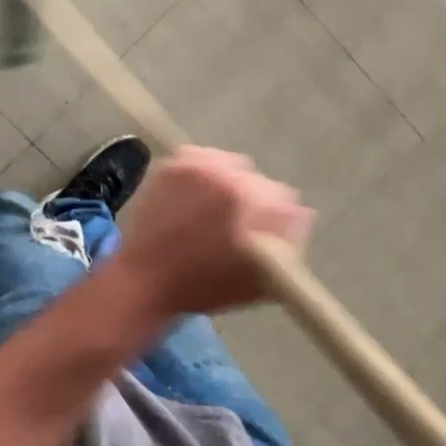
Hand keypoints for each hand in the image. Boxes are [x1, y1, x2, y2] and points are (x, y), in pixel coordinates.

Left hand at [113, 146, 314, 316]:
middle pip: (257, 180)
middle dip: (253, 200)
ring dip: (228, 184)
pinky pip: (201, 159)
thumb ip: (288, 243)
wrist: (144, 280)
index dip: (277, 219)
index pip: (284, 198)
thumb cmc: (204, 286)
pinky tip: (195, 198)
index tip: (264, 234)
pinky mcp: (172, 164)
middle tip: (235, 224)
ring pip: (231, 165)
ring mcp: (197, 165)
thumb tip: (301, 214)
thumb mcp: (259, 278)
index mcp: (253, 200)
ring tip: (212, 211)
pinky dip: (203, 175)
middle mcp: (227, 173)